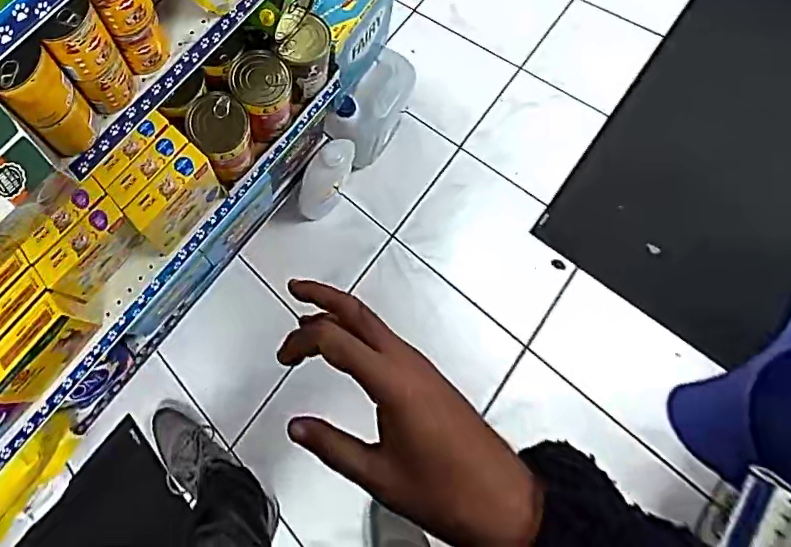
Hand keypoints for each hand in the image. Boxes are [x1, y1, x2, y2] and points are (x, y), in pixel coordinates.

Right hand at [277, 280, 541, 546]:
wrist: (505, 502)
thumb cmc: (454, 491)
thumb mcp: (381, 477)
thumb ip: (333, 447)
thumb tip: (299, 428)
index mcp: (392, 381)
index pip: (335, 338)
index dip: (302, 340)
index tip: (285, 354)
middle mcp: (406, 362)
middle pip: (356, 310)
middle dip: (321, 294)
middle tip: (296, 288)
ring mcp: (418, 365)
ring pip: (371, 321)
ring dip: (338, 312)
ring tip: (312, 320)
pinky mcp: (425, 374)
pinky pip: (384, 336)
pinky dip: (357, 329)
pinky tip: (348, 346)